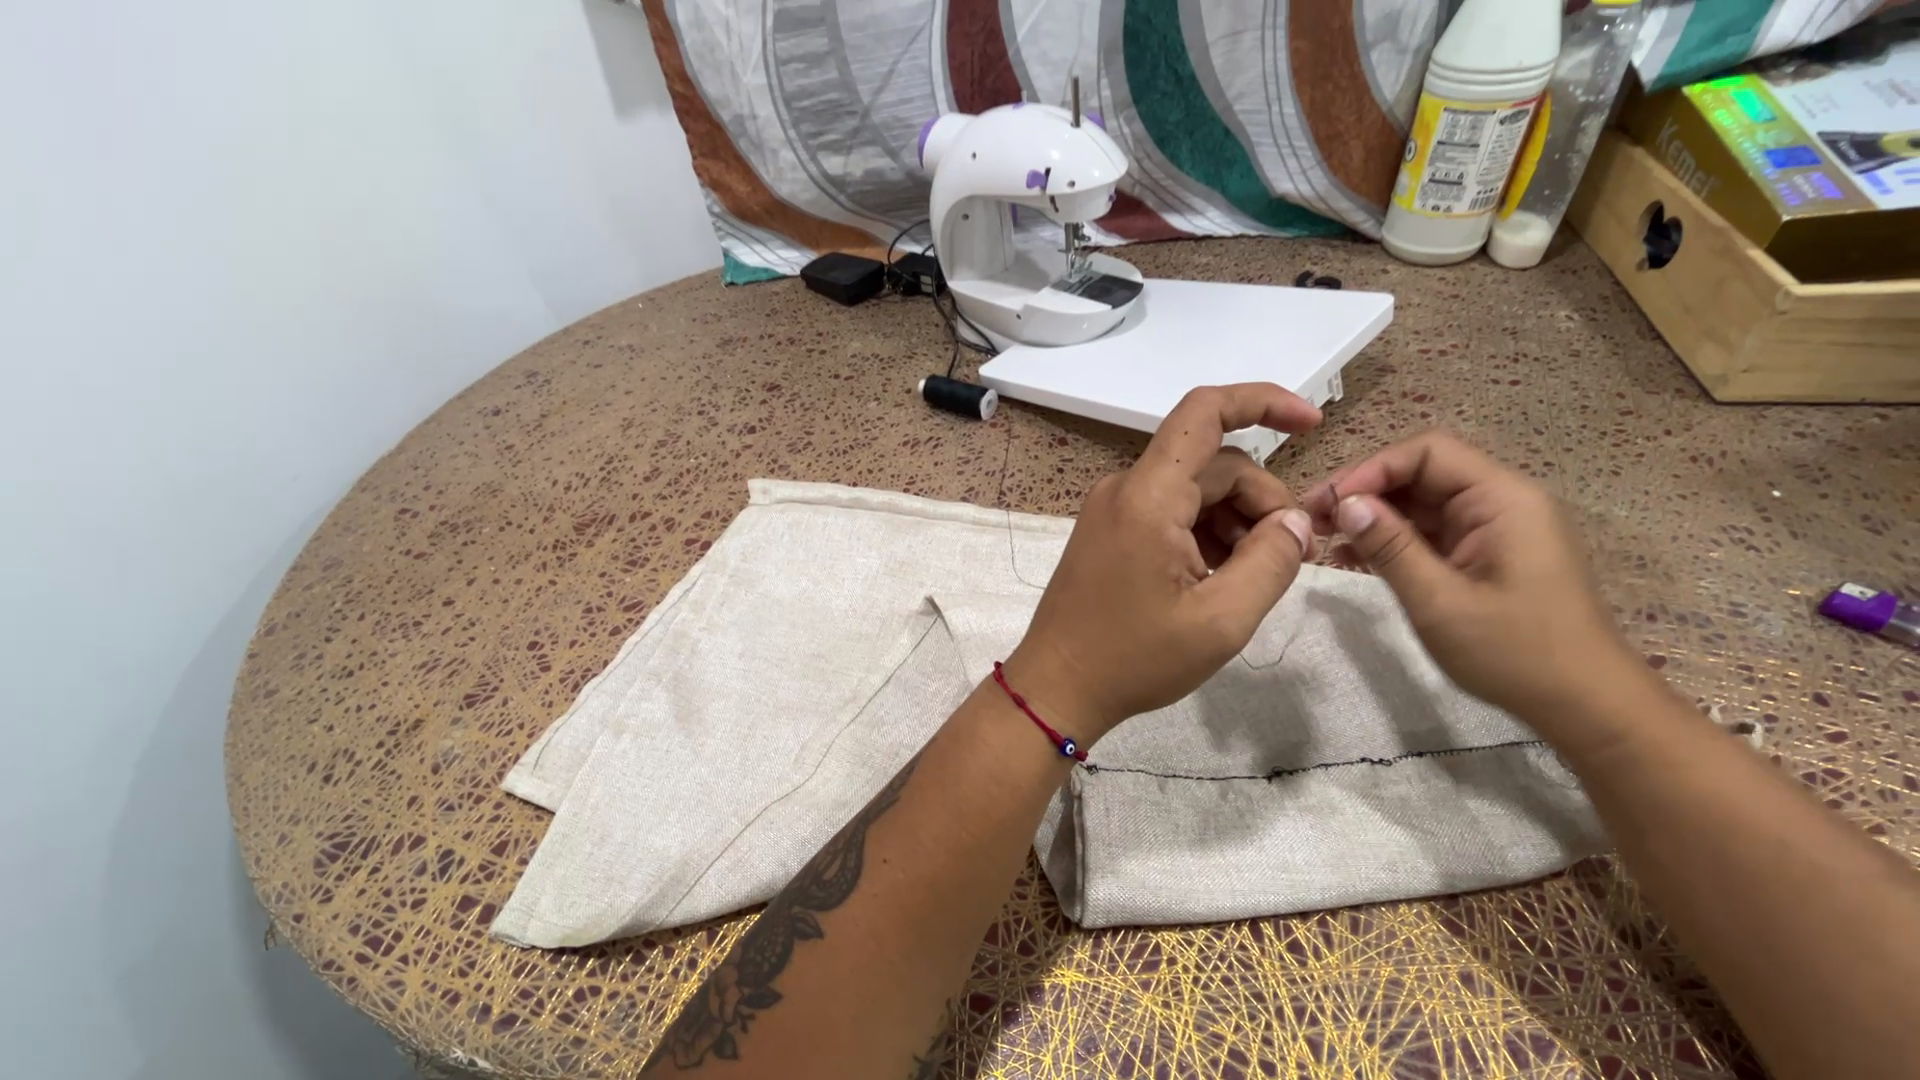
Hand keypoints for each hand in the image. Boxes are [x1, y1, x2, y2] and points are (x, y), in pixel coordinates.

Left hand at [1004, 384, 1318, 741]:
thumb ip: (1270, 562)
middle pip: (1214, 464)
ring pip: (1195, 490)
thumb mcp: (1221, 621)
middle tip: (1291, 557)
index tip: (1313, 424)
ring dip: (1235, 521)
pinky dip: (1205, 533)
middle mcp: (1126, 488)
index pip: (1205, 413)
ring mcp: (1113, 508)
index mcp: (1148, 497)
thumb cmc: (1133, 659)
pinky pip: (1171, 511)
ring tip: (1254, 576)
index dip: (1264, 403)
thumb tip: (1295, 522)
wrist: (1056, 687)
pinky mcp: (1110, 530)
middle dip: (1262, 500)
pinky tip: (1219, 577)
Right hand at [1301, 430, 1640, 724]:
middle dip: (1365, 490)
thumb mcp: (1440, 601)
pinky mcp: (1487, 555)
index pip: (1428, 452)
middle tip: (1313, 518)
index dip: (1371, 469)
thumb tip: (1346, 504)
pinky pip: (1433, 531)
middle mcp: (1502, 502)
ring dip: (1373, 515)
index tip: (1327, 502)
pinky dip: (1393, 538)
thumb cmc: (1516, 653)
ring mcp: (1495, 529)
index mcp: (1503, 500)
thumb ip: (1391, 547)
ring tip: (1323, 536)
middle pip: (1423, 473)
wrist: (1585, 705)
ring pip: (1423, 503)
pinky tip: (1352, 556)